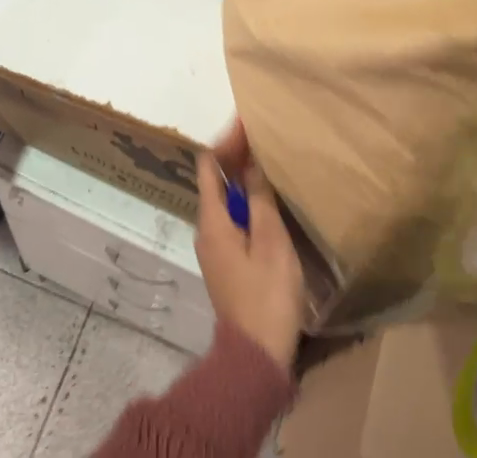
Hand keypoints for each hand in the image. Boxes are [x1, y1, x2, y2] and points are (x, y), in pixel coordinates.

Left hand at [194, 121, 303, 370]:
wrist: (256, 354)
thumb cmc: (266, 294)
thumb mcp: (270, 241)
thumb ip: (259, 200)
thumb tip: (250, 164)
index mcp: (212, 221)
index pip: (209, 167)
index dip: (226, 142)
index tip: (246, 122)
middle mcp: (207, 231)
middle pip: (216, 183)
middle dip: (236, 157)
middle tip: (262, 136)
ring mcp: (216, 250)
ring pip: (226, 202)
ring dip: (243, 180)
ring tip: (268, 161)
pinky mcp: (228, 264)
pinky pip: (234, 221)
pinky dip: (248, 203)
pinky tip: (269, 201)